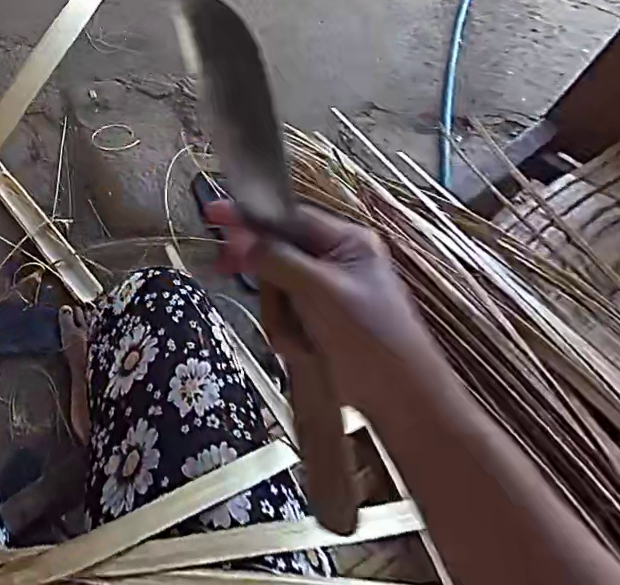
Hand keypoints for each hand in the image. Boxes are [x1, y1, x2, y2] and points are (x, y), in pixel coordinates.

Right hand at [208, 200, 441, 412]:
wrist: (405, 406)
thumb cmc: (373, 341)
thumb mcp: (320, 292)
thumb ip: (278, 259)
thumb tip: (241, 238)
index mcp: (347, 242)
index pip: (288, 217)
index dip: (250, 216)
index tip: (214, 213)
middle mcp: (336, 261)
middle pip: (277, 253)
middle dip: (267, 280)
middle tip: (227, 271)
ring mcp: (327, 292)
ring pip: (276, 287)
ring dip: (280, 315)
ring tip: (298, 339)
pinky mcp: (320, 320)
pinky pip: (285, 313)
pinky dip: (287, 332)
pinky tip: (303, 350)